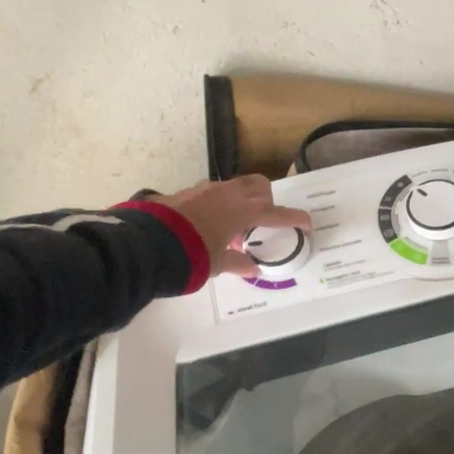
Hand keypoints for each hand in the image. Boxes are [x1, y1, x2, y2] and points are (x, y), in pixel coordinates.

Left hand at [155, 176, 312, 278]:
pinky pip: (210, 194)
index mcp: (245, 211)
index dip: (296, 219)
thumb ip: (238, 262)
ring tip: (231, 226)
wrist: (147, 242)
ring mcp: (205, 191)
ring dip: (239, 201)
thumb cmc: (193, 253)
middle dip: (266, 198)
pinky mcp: (185, 193)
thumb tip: (252, 267)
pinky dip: (217, 205)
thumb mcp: (219, 263)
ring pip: (233, 187)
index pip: (279, 214)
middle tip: (263, 219)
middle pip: (259, 185)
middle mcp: (229, 195)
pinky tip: (208, 224)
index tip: (307, 224)